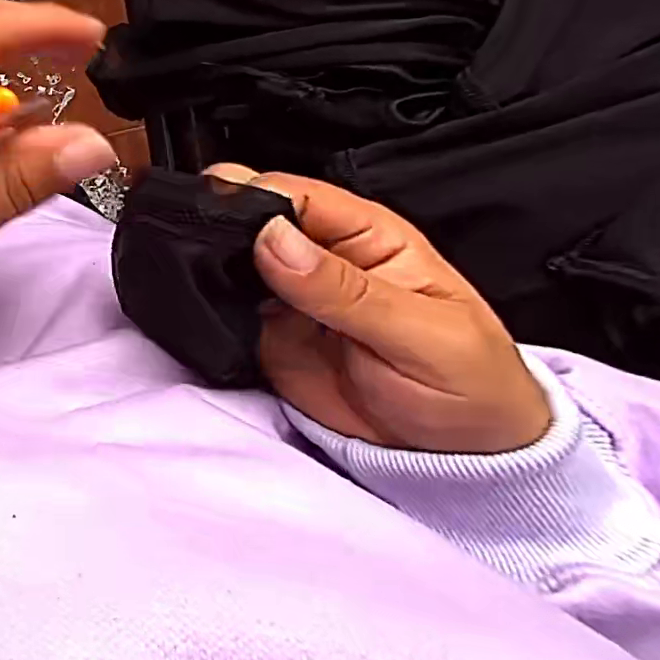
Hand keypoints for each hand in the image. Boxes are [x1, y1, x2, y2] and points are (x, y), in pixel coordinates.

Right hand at [205, 164, 551, 453]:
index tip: (218, 214)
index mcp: (365, 235)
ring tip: (189, 275)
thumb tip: (274, 237)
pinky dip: (208, 306)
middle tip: (193, 243)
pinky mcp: (268, 333)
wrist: (460, 463)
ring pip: (232, 262)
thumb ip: (346, 288)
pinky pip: (226, 309)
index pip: (298, 196)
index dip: (255, 196)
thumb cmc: (470, 387)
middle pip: (254, 220)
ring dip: (209, 265)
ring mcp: (288, 296)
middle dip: (222, 225)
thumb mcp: (422, 337)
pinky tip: (198, 308)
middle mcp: (320, 257)